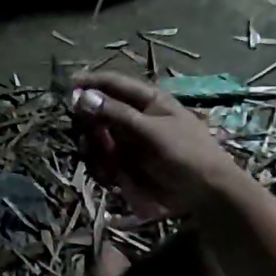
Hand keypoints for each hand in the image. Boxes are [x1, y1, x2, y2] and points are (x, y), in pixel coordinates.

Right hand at [70, 72, 244, 217]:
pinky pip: (104, 160)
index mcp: (146, 100)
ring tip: (105, 163)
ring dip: (95, 149)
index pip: (112, 83)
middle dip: (89, 125)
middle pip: (99, 112)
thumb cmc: (186, 153)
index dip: (90, 82)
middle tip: (88, 138)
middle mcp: (134, 117)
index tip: (68, 86)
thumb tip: (82, 95)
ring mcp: (130, 142)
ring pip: (97, 138)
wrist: (207, 192)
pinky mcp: (128, 164)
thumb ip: (116, 113)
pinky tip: (111, 176)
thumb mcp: (151, 131)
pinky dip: (102, 167)